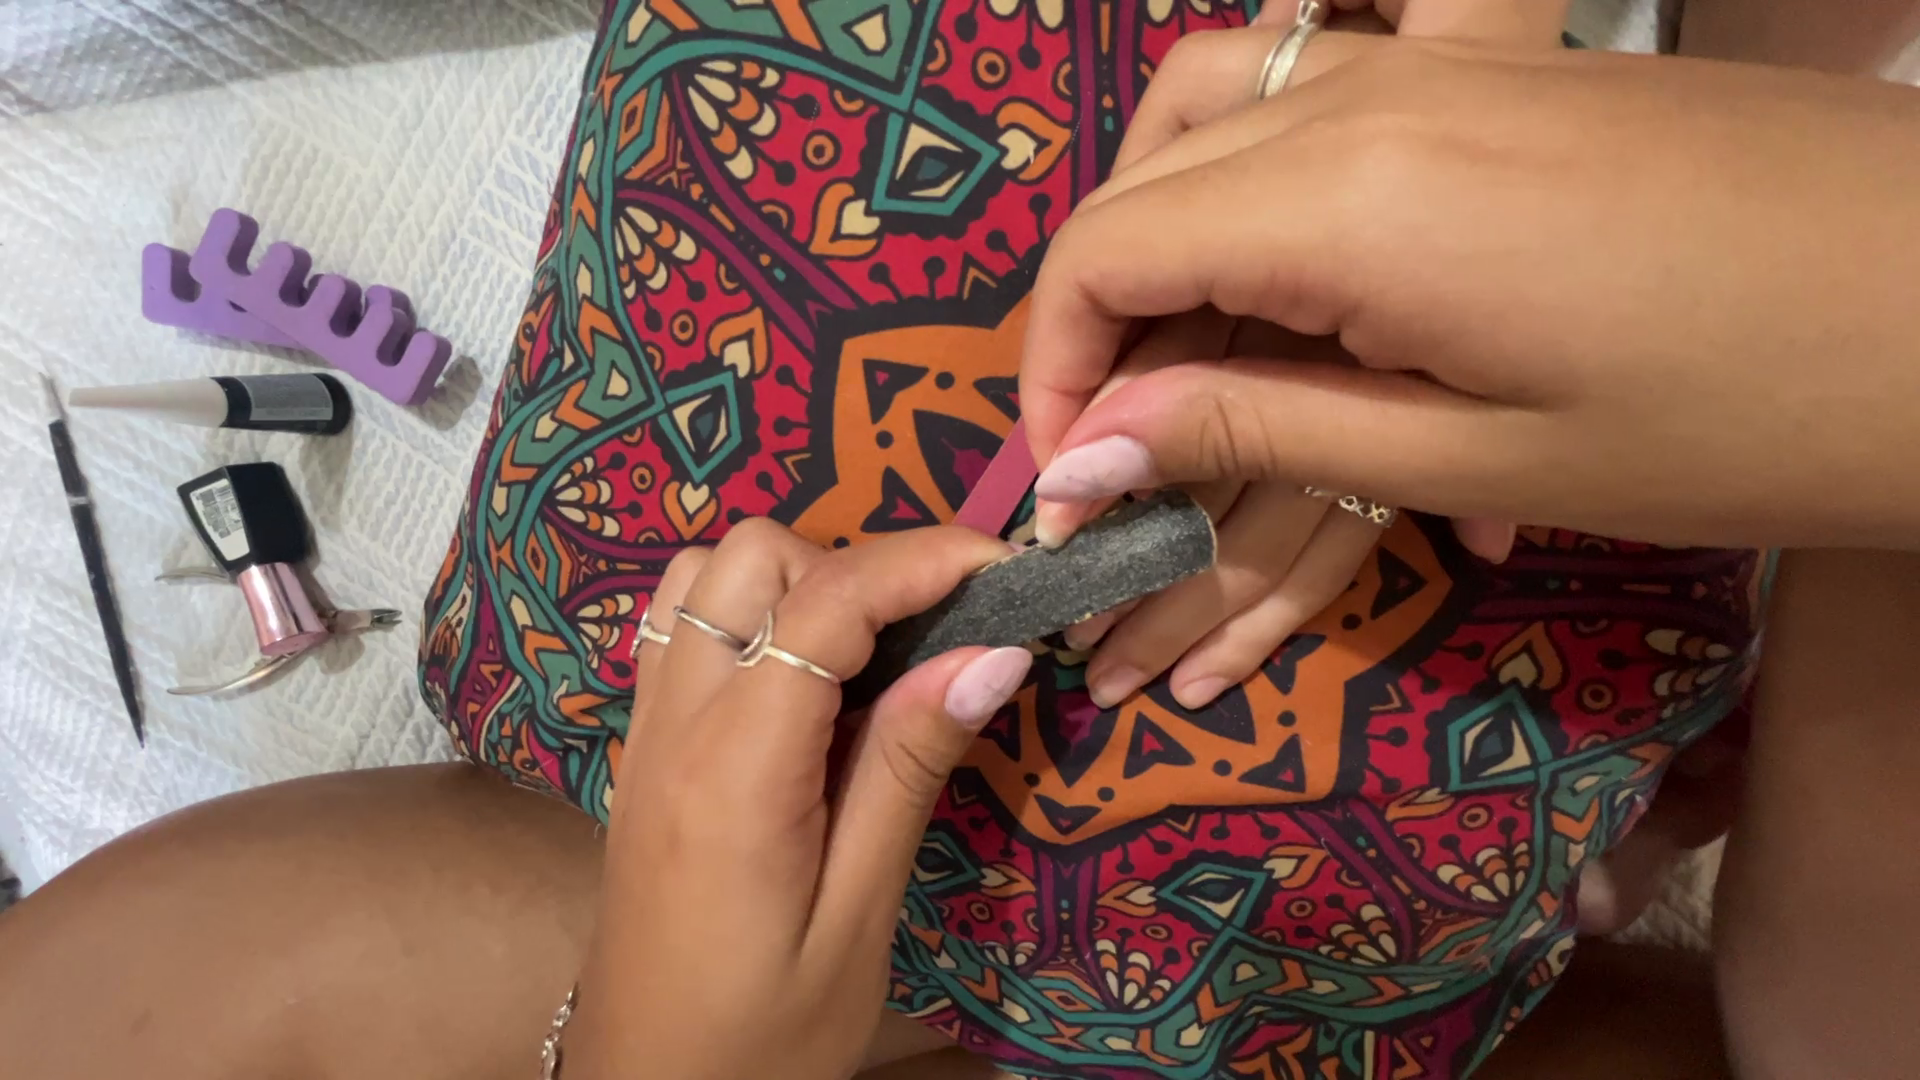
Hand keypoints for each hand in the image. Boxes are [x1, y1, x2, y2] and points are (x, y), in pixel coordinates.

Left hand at [563, 521, 1031, 1079]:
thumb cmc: (765, 1035)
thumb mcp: (861, 911)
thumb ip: (911, 763)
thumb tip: (993, 652)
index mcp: (734, 767)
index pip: (827, 606)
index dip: (923, 561)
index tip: (1001, 566)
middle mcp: (675, 719)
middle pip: (754, 557)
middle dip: (857, 569)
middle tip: (926, 633)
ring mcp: (648, 722)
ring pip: (709, 573)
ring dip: (799, 580)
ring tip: (864, 650)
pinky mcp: (645, 737)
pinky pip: (685, 619)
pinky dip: (753, 606)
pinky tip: (800, 667)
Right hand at [1051, 6, 1561, 708]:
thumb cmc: (1731, 416)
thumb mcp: (1450, 459)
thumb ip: (1240, 431)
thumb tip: (1080, 458)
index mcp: (1341, 196)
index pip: (1099, 256)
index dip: (1052, 371)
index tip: (1068, 474)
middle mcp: (1353, 90)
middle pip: (1126, 191)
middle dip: (1081, 328)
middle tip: (1106, 441)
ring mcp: (1414, 58)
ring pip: (1187, 116)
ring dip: (1137, 235)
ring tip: (1159, 344)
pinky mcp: (1464, 66)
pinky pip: (1279, 89)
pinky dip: (1216, 178)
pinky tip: (1248, 253)